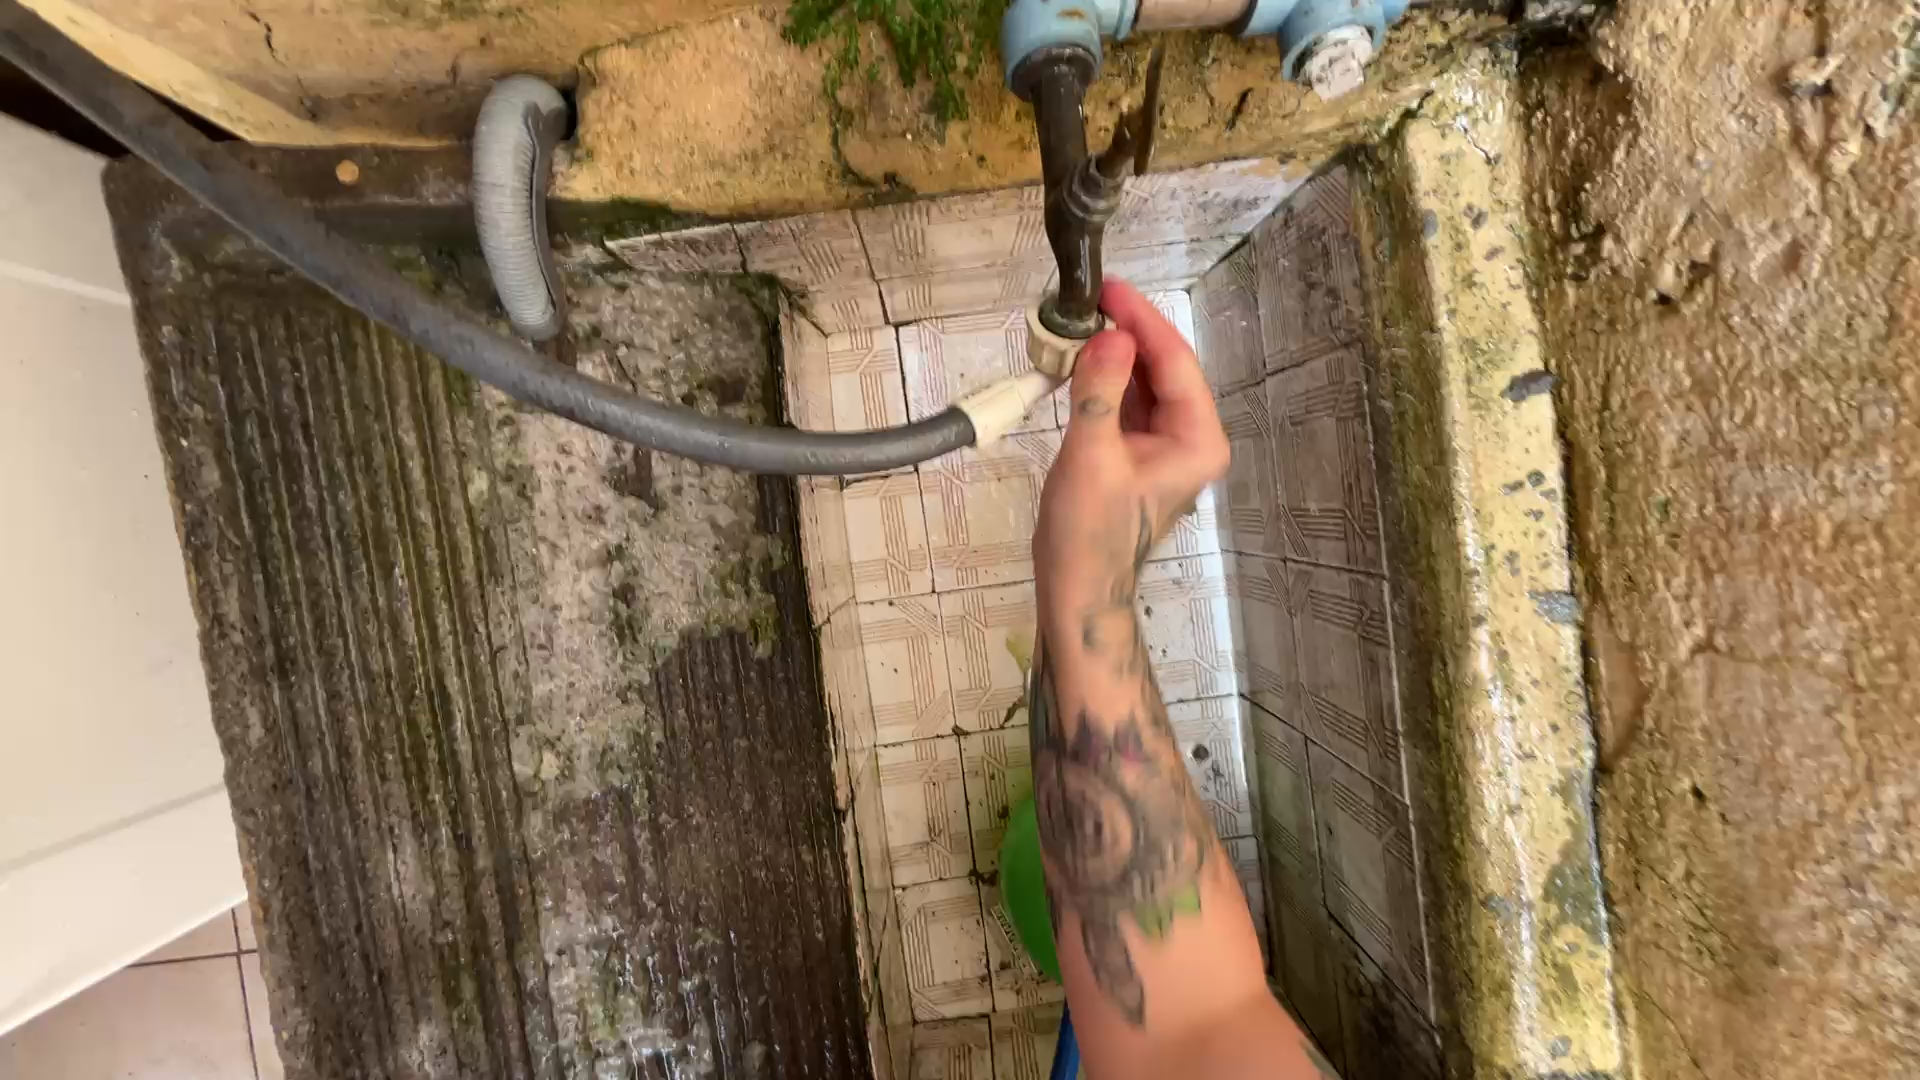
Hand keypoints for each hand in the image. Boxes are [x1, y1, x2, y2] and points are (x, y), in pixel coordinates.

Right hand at [1034, 280, 1229, 635]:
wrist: (1076, 586)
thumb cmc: (1088, 531)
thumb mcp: (1091, 456)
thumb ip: (1100, 391)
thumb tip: (1109, 334)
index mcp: (1198, 439)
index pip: (1175, 363)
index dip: (1142, 320)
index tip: (1108, 287)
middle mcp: (1190, 437)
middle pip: (1163, 369)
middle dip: (1126, 334)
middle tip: (1087, 301)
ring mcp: (1163, 445)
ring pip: (1142, 384)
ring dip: (1112, 355)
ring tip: (1077, 324)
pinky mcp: (1136, 452)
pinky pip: (1125, 403)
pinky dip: (1102, 381)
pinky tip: (1077, 362)